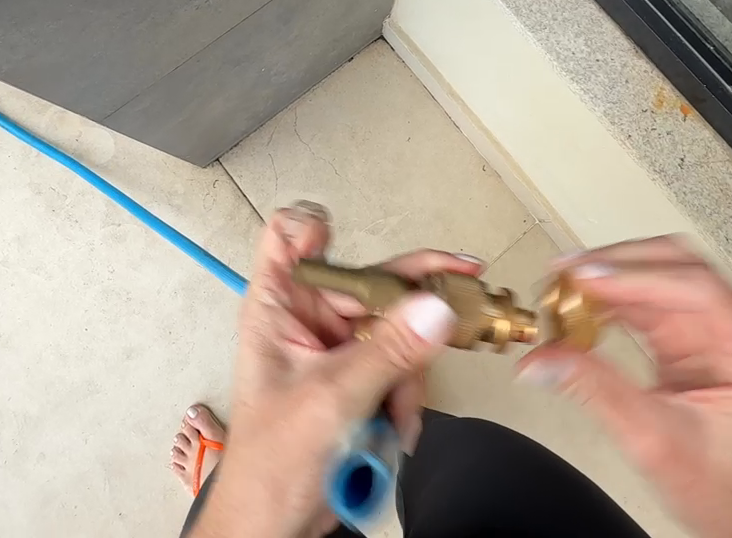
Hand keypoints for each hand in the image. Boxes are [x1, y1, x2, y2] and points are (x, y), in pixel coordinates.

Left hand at [190, 203, 476, 537]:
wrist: (278, 526)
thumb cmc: (273, 464)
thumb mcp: (332, 400)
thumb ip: (388, 352)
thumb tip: (435, 308)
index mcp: (279, 306)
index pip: (287, 235)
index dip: (314, 224)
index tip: (344, 233)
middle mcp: (308, 314)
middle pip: (368, 278)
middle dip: (408, 308)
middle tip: (458, 300)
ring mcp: (337, 342)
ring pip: (396, 322)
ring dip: (408, 368)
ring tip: (398, 411)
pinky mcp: (359, 371)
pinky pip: (402, 358)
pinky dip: (408, 390)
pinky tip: (398, 422)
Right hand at [517, 236, 731, 537]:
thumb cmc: (727, 494)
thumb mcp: (654, 443)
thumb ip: (595, 391)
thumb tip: (542, 359)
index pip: (699, 288)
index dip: (639, 275)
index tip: (589, 278)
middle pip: (681, 266)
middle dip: (621, 263)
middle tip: (571, 272)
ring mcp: (721, 330)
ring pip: (663, 272)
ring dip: (615, 273)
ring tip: (570, 283)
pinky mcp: (696, 336)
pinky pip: (652, 298)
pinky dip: (615, 296)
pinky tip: (586, 302)